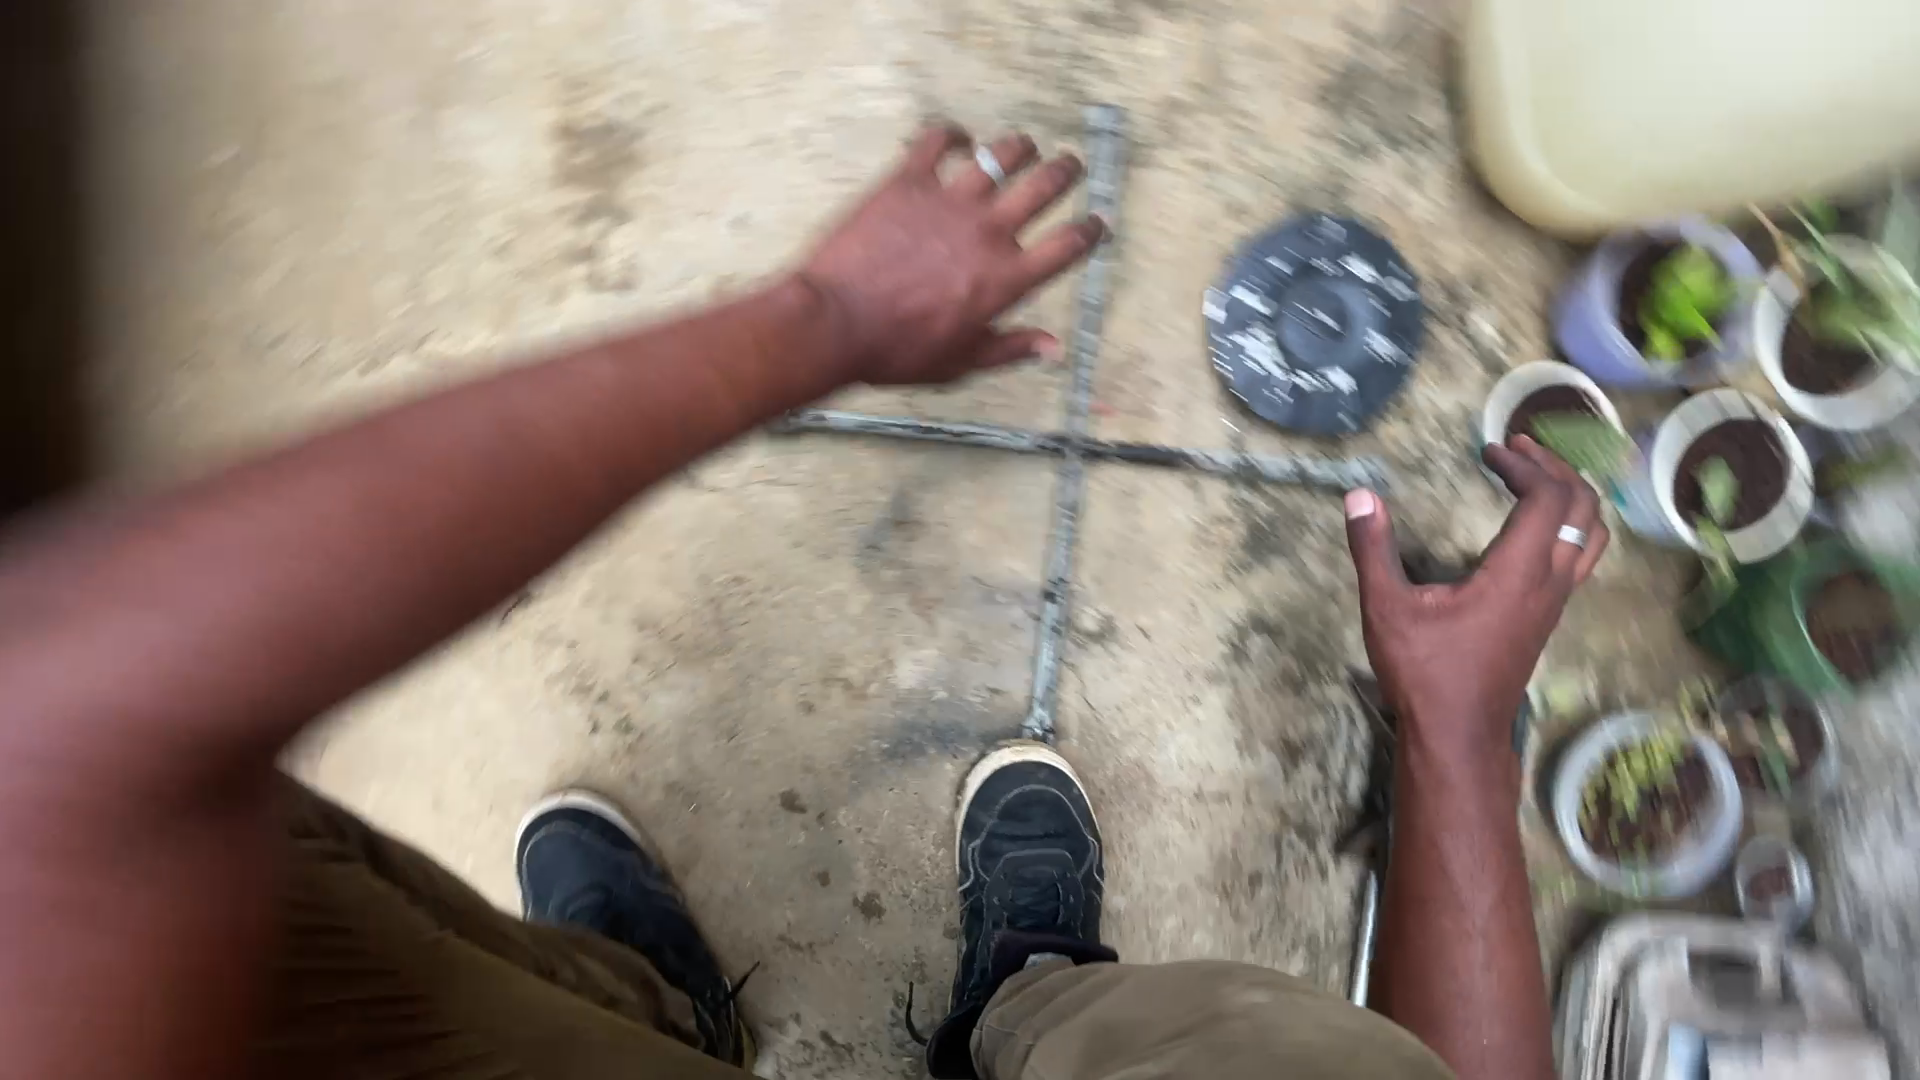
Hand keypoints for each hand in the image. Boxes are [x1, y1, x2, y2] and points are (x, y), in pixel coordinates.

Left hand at [798, 125, 1105, 384]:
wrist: (835, 324)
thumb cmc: (897, 351)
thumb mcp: (961, 362)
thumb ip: (1011, 348)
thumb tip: (1055, 347)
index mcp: (1004, 280)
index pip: (1067, 247)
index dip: (1090, 232)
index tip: (1096, 225)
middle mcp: (986, 233)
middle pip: (1045, 186)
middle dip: (1066, 173)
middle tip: (1070, 168)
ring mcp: (948, 201)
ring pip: (1000, 154)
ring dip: (1020, 147)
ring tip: (1025, 147)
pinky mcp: (907, 181)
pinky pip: (937, 140)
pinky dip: (952, 134)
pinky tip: (958, 137)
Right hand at [1345, 436, 1609, 754]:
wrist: (1457, 730)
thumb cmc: (1422, 669)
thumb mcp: (1386, 607)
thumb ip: (1373, 549)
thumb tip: (1359, 496)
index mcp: (1517, 573)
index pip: (1547, 499)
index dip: (1525, 465)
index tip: (1488, 449)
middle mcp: (1549, 582)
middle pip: (1582, 508)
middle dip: (1553, 469)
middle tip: (1514, 449)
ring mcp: (1554, 602)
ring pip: (1591, 534)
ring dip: (1569, 496)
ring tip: (1534, 477)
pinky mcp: (1546, 617)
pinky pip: (1580, 556)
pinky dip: (1567, 524)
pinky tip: (1531, 529)